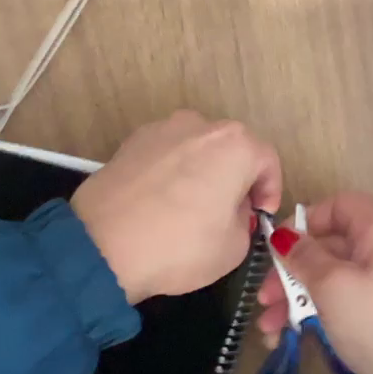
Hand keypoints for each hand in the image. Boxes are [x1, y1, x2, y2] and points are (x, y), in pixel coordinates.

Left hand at [72, 111, 282, 302]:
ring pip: (195, 150)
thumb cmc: (178, 245)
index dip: (270, 192)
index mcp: (235, 145)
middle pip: (230, 150)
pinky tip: (161, 206)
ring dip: (201, 174)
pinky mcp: (130, 143)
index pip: (267, 161)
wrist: (102, 245)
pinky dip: (170, 175)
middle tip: (231, 215)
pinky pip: (164, 156)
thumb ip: (243, 221)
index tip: (261, 216)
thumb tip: (231, 211)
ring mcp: (161, 129)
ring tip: (192, 211)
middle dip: (235, 180)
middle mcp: (200, 125)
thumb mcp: (234, 248)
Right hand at [257, 191, 372, 373]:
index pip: (339, 206)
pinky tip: (295, 333)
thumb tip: (283, 237)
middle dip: (291, 273)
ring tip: (271, 329)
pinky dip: (325, 309)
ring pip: (338, 276)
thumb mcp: (332, 287)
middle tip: (265, 301)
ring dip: (300, 297)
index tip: (276, 250)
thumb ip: (303, 257)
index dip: (303, 223)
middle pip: (332, 246)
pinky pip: (353, 296)